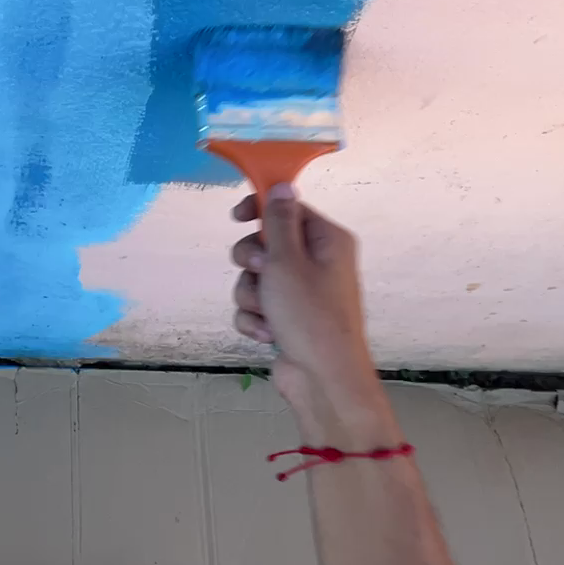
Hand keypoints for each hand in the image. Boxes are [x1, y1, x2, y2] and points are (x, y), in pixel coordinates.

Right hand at [231, 184, 396, 445]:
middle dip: (250, 262)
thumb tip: (282, 184)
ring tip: (265, 313)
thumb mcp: (286, 261)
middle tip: (259, 272)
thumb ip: (277, 221)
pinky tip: (266, 333)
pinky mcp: (286, 317)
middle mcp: (317, 262)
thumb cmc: (309, 315)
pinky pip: (256, 305)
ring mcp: (302, 292)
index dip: (259, 209)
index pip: (287, 208)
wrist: (322, 379)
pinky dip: (254, 318)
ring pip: (254, 277)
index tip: (236, 217)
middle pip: (264, 243)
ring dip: (250, 294)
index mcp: (326, 240)